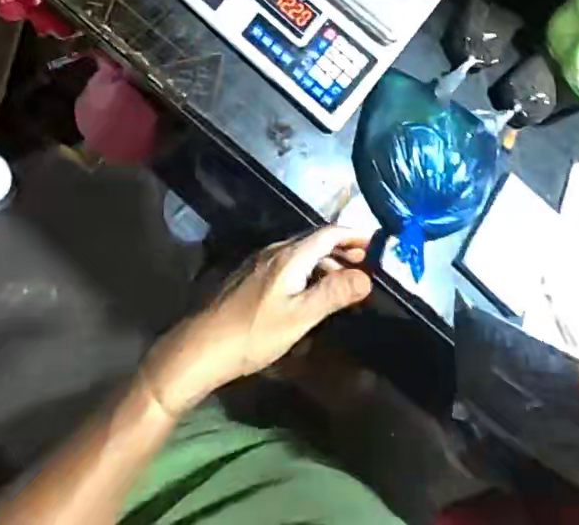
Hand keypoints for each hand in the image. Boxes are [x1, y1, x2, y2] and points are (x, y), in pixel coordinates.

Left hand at [141, 226, 372, 416]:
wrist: (202, 345)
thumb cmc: (254, 332)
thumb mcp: (300, 316)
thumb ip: (333, 294)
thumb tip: (366, 276)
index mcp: (290, 256)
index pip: (328, 233)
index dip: (354, 236)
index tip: (376, 245)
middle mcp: (276, 251)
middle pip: (316, 240)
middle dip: (343, 249)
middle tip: (366, 266)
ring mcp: (261, 262)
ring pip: (302, 253)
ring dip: (326, 262)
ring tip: (344, 282)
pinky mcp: (252, 276)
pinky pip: (289, 263)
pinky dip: (309, 270)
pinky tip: (311, 291)